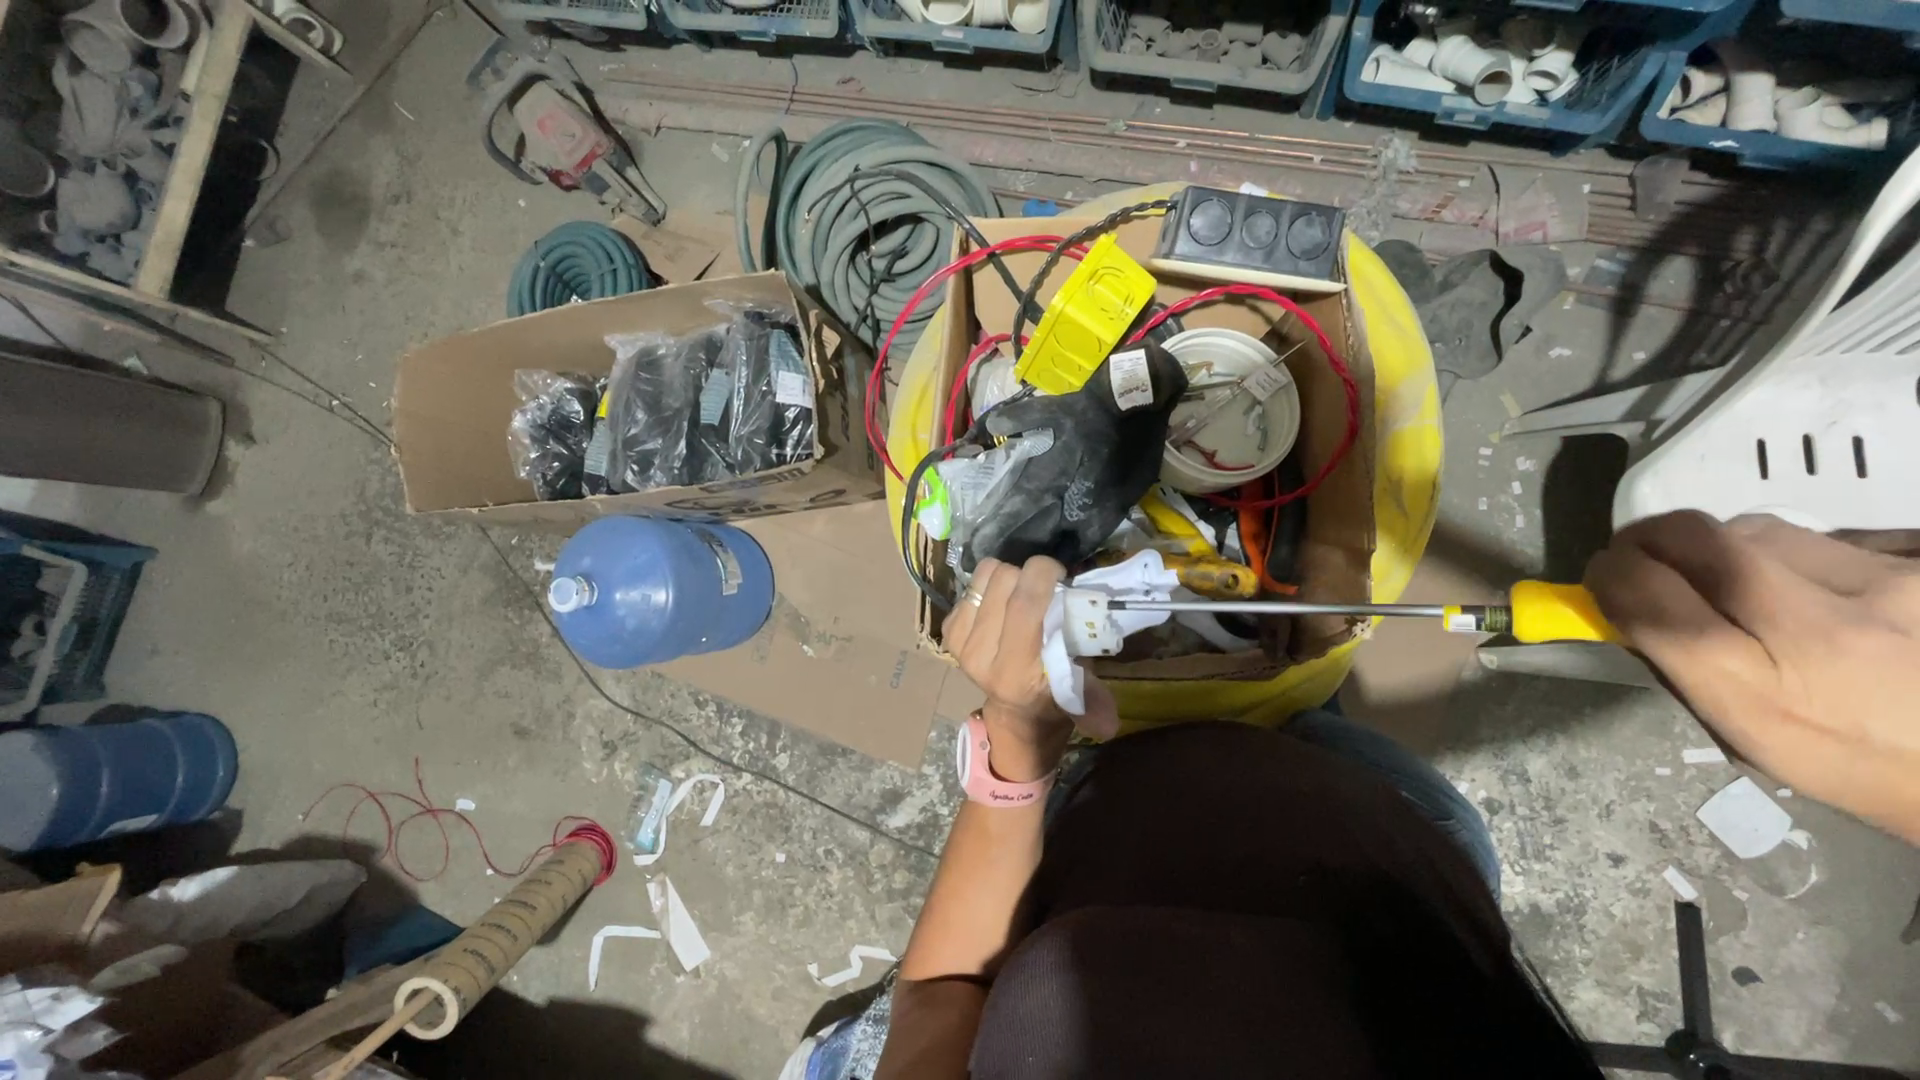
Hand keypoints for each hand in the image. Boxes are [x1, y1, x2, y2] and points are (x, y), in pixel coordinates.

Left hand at [942, 557, 1119, 782]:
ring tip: (1023, 592)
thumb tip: (1107, 695)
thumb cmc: (1055, 692)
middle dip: (1029, 574)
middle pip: (1004, 580)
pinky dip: (990, 585)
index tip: (1061, 573)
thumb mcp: (1081, 689)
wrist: (1015, 711)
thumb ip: (1092, 686)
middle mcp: (981, 657)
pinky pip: (971, 584)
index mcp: (1016, 671)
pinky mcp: (948, 632)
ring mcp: (960, 643)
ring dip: (1009, 576)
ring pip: (986, 575)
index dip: (1043, 573)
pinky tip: (1002, 603)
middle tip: (1044, 586)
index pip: (1025, 604)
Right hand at [1586, 511, 1919, 844]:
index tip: (1603, 575)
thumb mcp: (1748, 733)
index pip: (1652, 597)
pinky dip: (1795, 555)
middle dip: (1653, 540)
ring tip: (1736, 580)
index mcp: (1764, 690)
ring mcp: (1893, 584)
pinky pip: (1826, 535)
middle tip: (1642, 555)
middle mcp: (1828, 627)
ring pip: (1759, 529)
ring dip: (1725, 547)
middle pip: (1698, 539)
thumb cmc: (1851, 760)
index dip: (1613, 574)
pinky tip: (1815, 586)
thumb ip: (1682, 662)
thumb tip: (1629, 597)